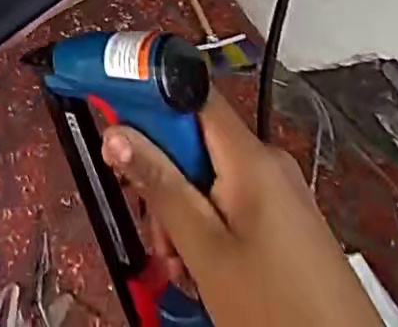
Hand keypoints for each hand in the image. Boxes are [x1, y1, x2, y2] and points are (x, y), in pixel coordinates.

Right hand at [102, 94, 380, 326]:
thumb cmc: (275, 308)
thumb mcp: (205, 249)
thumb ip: (160, 185)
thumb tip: (115, 133)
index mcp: (250, 156)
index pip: (191, 92)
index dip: (148, 93)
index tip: (113, 111)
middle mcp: (266, 161)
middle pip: (194, 140)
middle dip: (163, 175)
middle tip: (153, 224)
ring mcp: (279, 191)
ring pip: (207, 175)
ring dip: (181, 208)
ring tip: (180, 262)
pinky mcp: (284, 219)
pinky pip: (230, 199)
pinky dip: (206, 223)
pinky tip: (201, 266)